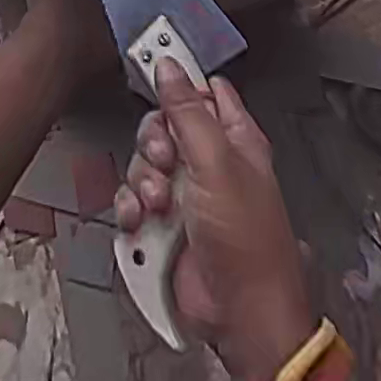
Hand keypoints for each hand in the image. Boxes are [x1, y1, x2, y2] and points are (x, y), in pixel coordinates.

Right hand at [114, 60, 313, 380]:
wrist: (238, 315)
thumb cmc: (249, 245)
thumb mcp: (216, 164)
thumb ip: (188, 111)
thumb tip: (168, 65)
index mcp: (233, 139)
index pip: (203, 89)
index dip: (178, 77)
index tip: (150, 66)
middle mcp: (208, 161)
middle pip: (162, 124)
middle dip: (153, 142)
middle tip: (165, 158)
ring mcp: (184, 191)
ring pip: (143, 160)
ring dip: (143, 181)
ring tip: (161, 203)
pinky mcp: (162, 219)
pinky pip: (131, 196)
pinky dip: (132, 207)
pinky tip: (145, 220)